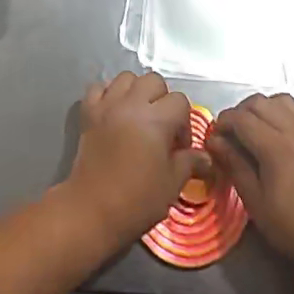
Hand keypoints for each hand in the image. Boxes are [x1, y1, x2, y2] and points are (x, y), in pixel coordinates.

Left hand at [61, 71, 204, 246]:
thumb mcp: (172, 184)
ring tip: (137, 114)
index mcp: (157, 119)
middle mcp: (132, 104)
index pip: (180, 101)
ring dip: (135, 91)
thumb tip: (205, 158)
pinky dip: (107, 94)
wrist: (89, 215)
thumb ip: (190, 163)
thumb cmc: (136, 201)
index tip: (179, 147)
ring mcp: (107, 107)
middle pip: (154, 81)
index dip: (184, 123)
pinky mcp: (88, 115)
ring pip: (126, 78)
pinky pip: (97, 88)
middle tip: (160, 126)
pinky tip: (113, 111)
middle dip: (162, 99)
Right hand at [207, 94, 293, 275]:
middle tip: (228, 132)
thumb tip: (215, 141)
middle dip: (238, 112)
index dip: (223, 122)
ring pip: (278, 99)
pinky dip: (279, 110)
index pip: (242, 118)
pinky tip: (272, 130)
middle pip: (259, 102)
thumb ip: (234, 164)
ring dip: (260, 107)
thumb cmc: (289, 224)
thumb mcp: (254, 200)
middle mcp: (292, 129)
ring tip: (250, 128)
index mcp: (275, 146)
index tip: (212, 136)